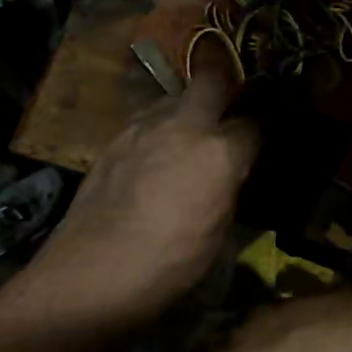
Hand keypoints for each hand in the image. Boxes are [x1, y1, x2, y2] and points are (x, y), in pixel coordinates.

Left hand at [0, 69, 259, 342]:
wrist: (92, 269)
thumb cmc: (167, 265)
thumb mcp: (216, 234)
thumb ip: (227, 189)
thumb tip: (230, 173)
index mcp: (218, 152)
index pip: (254, 123)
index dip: (259, 132)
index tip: (258, 142)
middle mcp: (182, 126)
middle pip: (212, 81)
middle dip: (224, 92)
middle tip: (224, 119)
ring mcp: (143, 127)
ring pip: (174, 97)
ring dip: (185, 111)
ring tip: (184, 140)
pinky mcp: (113, 137)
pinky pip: (145, 119)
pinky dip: (156, 130)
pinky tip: (151, 157)